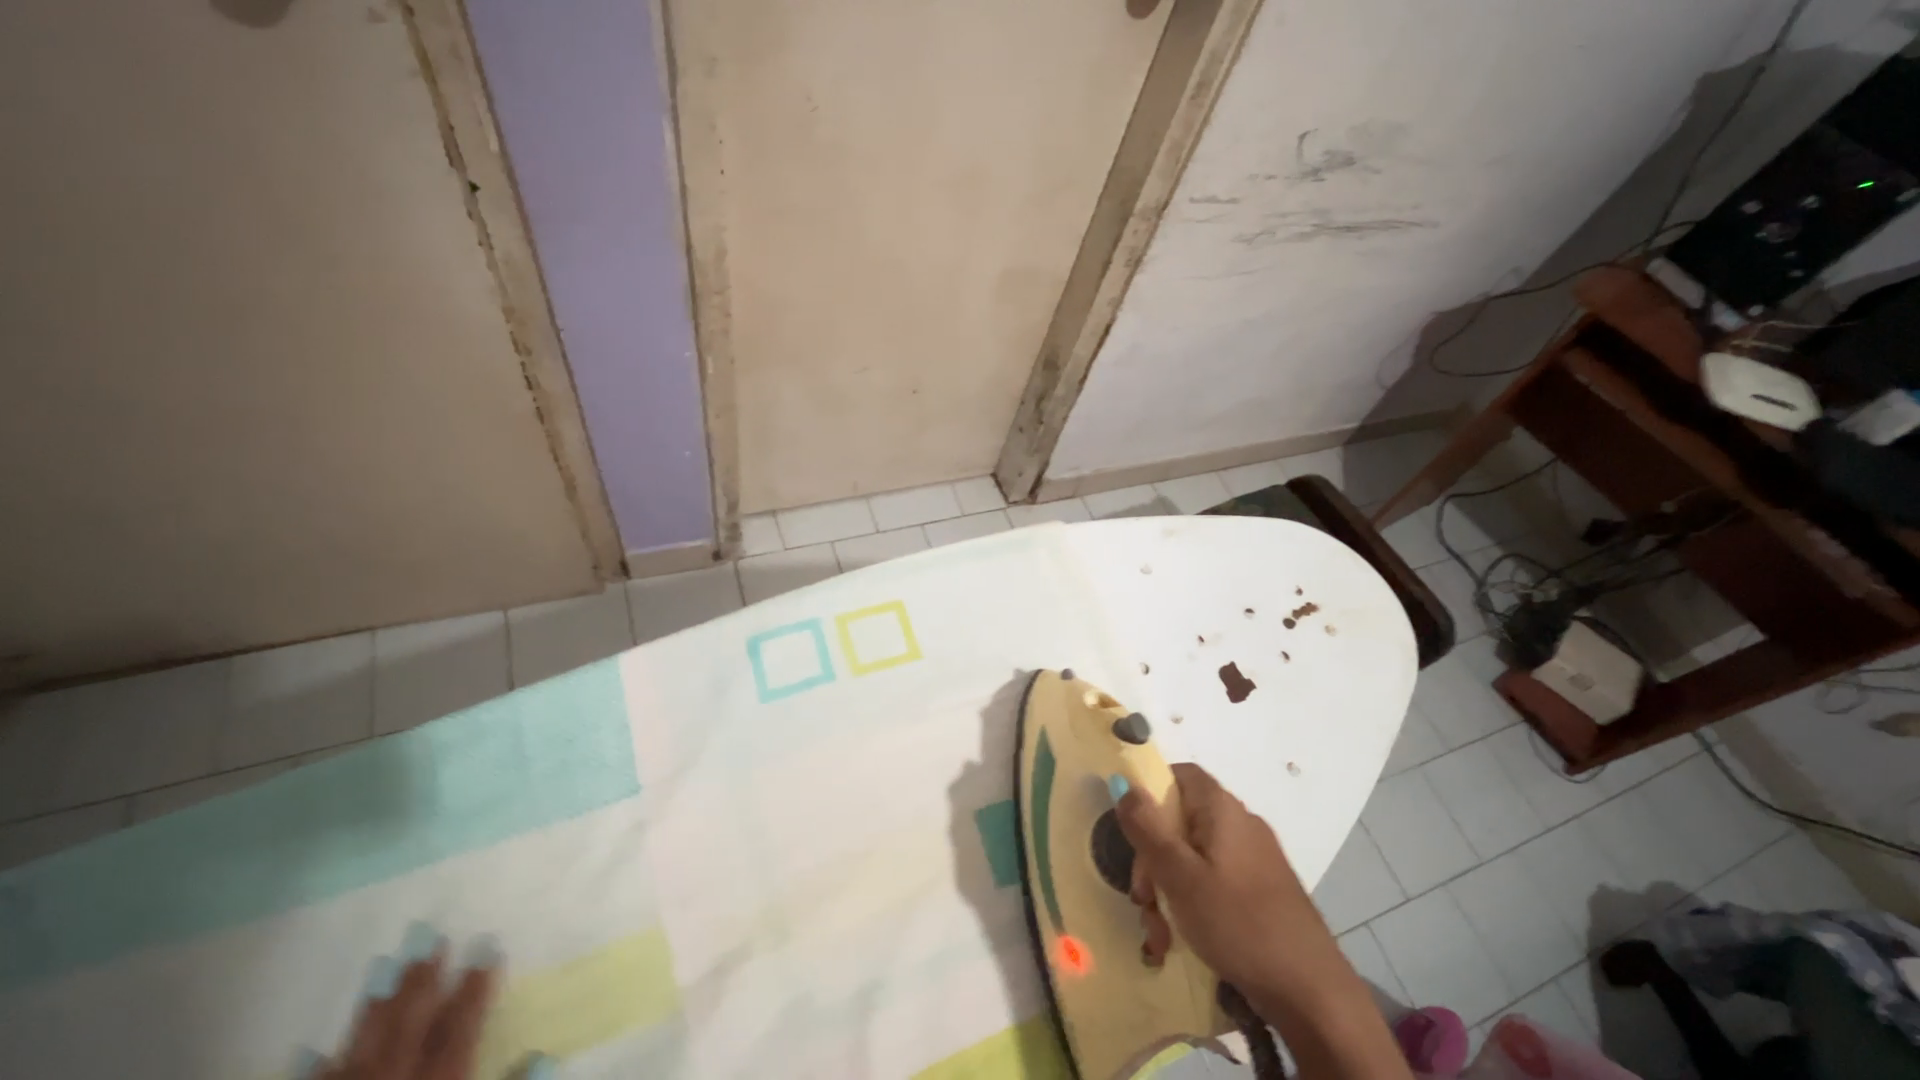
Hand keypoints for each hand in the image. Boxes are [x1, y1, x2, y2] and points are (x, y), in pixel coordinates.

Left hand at [313, 943, 498, 1079]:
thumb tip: (541, 1058)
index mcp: (442, 1079)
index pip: (461, 1023)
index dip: (475, 986)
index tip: (486, 950)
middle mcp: (396, 1077)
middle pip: (411, 1019)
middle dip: (424, 980)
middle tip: (431, 941)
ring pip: (365, 1039)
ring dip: (377, 1004)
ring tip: (386, 968)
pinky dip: (324, 1063)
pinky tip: (321, 1050)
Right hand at [1115, 763, 1341, 1009]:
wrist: (1309, 989)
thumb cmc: (1238, 923)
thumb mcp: (1179, 875)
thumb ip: (1147, 827)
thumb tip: (1123, 782)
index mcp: (1223, 810)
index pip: (1181, 774)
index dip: (1150, 791)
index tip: (1129, 829)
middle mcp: (1241, 826)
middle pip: (1181, 822)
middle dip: (1152, 859)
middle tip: (1142, 899)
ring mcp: (1253, 860)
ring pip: (1192, 859)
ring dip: (1167, 891)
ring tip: (1160, 935)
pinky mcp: (1259, 892)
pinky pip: (1213, 884)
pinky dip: (1191, 906)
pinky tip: (1180, 942)